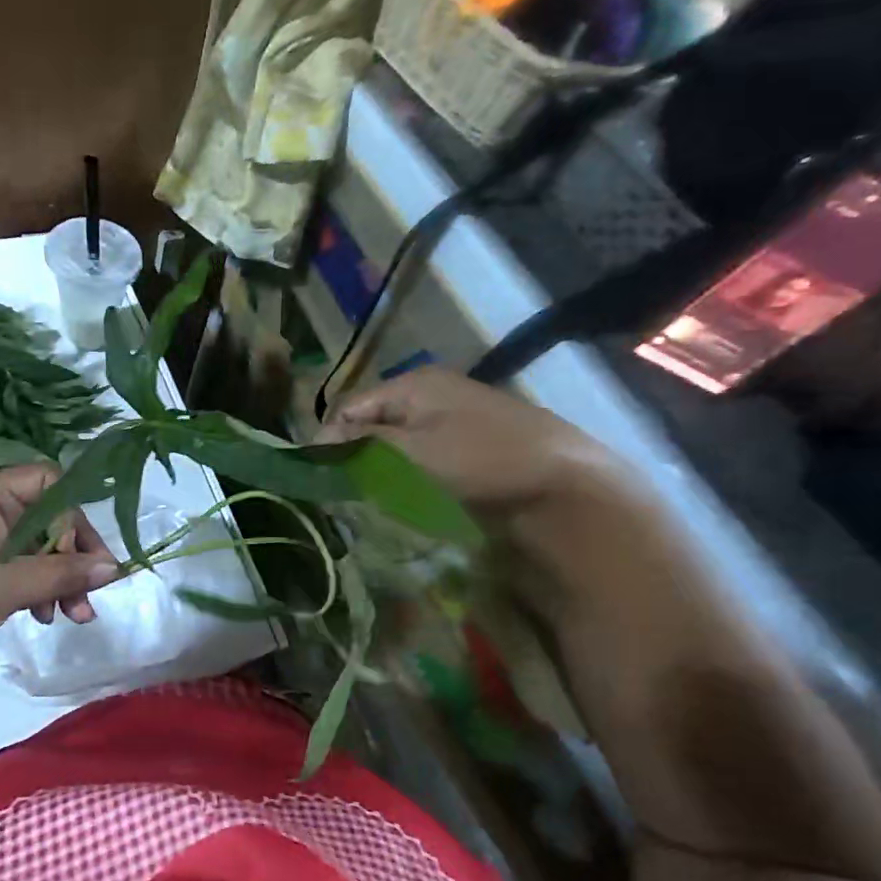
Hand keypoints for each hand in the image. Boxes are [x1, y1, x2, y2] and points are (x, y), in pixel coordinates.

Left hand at [0, 464, 120, 667]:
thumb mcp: (11, 584)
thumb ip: (65, 573)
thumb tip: (115, 568)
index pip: (48, 482)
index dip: (73, 515)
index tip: (86, 556)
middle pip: (46, 518)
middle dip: (72, 557)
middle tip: (91, 595)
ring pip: (35, 547)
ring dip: (59, 578)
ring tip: (73, 616)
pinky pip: (18, 566)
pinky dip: (37, 587)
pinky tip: (44, 616)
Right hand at [316, 367, 620, 509]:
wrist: (566, 488)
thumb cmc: (479, 461)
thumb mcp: (409, 450)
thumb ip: (358, 444)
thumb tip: (315, 444)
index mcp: (414, 383)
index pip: (349, 406)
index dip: (330, 440)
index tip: (321, 478)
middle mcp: (432, 393)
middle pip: (373, 423)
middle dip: (356, 455)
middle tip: (348, 491)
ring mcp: (455, 419)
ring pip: (397, 442)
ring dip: (382, 468)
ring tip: (376, 498)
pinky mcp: (472, 447)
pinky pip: (423, 457)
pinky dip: (410, 475)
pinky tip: (410, 497)